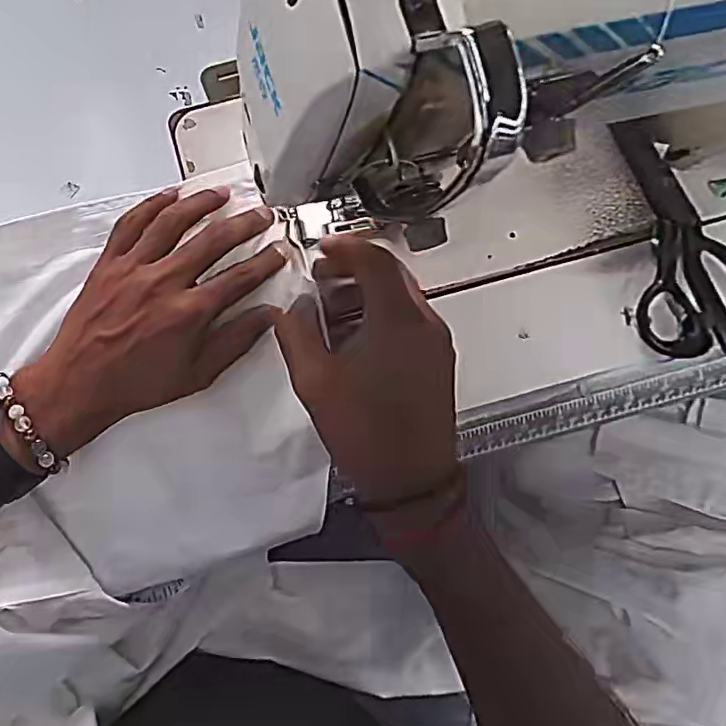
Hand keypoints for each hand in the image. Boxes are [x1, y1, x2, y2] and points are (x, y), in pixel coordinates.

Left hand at [11, 186, 286, 456]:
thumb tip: (264, 318)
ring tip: (220, 194)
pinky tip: (168, 197)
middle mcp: (162, 284)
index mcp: (187, 313)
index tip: (276, 253)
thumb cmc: (133, 383)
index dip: (265, 262)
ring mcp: (133, 269)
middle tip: (261, 215)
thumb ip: (235, 342)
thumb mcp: (196, 373)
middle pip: (213, 240)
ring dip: (201, 202)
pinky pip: (131, 224)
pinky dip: (151, 205)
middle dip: (245, 223)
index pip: (239, 277)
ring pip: (172, 221)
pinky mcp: (109, 264)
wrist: (80, 383)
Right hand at [273, 235, 457, 502]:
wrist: (410, 479)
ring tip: (328, 307)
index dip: (345, 246)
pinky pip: (405, 318)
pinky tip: (348, 333)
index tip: (324, 246)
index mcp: (397, 322)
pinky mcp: (434, 358)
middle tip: (320, 276)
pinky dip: (376, 312)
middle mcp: (424, 325)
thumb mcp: (314, 380)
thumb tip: (291, 310)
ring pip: (398, 294)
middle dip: (351, 268)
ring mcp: (433, 342)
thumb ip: (297, 333)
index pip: (375, 259)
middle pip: (390, 271)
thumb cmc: (372, 437)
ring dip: (363, 290)